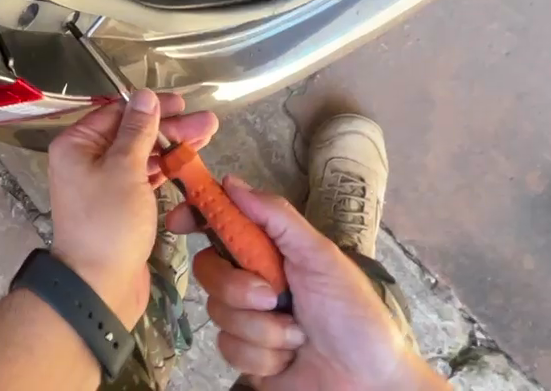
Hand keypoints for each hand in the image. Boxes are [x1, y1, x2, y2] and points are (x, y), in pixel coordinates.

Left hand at [45, 90, 218, 327]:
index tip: (183, 104)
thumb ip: (138, 131)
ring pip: (141, 154)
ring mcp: (103, 181)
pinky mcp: (120, 203)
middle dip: (170, 127)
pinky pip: (142, 177)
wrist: (99, 287)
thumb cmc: (109, 223)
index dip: (150, 106)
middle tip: (208, 123)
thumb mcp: (125, 169)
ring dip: (172, 146)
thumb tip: (144, 95)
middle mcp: (86, 158)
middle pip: (132, 132)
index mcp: (76, 143)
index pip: (116, 112)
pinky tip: (188, 163)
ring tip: (207, 136)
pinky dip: (164, 169)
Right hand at [172, 180, 441, 389]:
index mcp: (264, 250)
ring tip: (296, 335)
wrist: (371, 381)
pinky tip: (289, 359)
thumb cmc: (353, 313)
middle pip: (207, 269)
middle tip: (272, 296)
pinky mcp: (246, 356)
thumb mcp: (320, 255)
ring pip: (217, 312)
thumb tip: (229, 181)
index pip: (216, 223)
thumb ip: (276, 216)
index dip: (193, 216)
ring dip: (260, 327)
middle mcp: (249, 280)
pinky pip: (229, 348)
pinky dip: (263, 355)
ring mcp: (246, 318)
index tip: (179, 222)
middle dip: (237, 287)